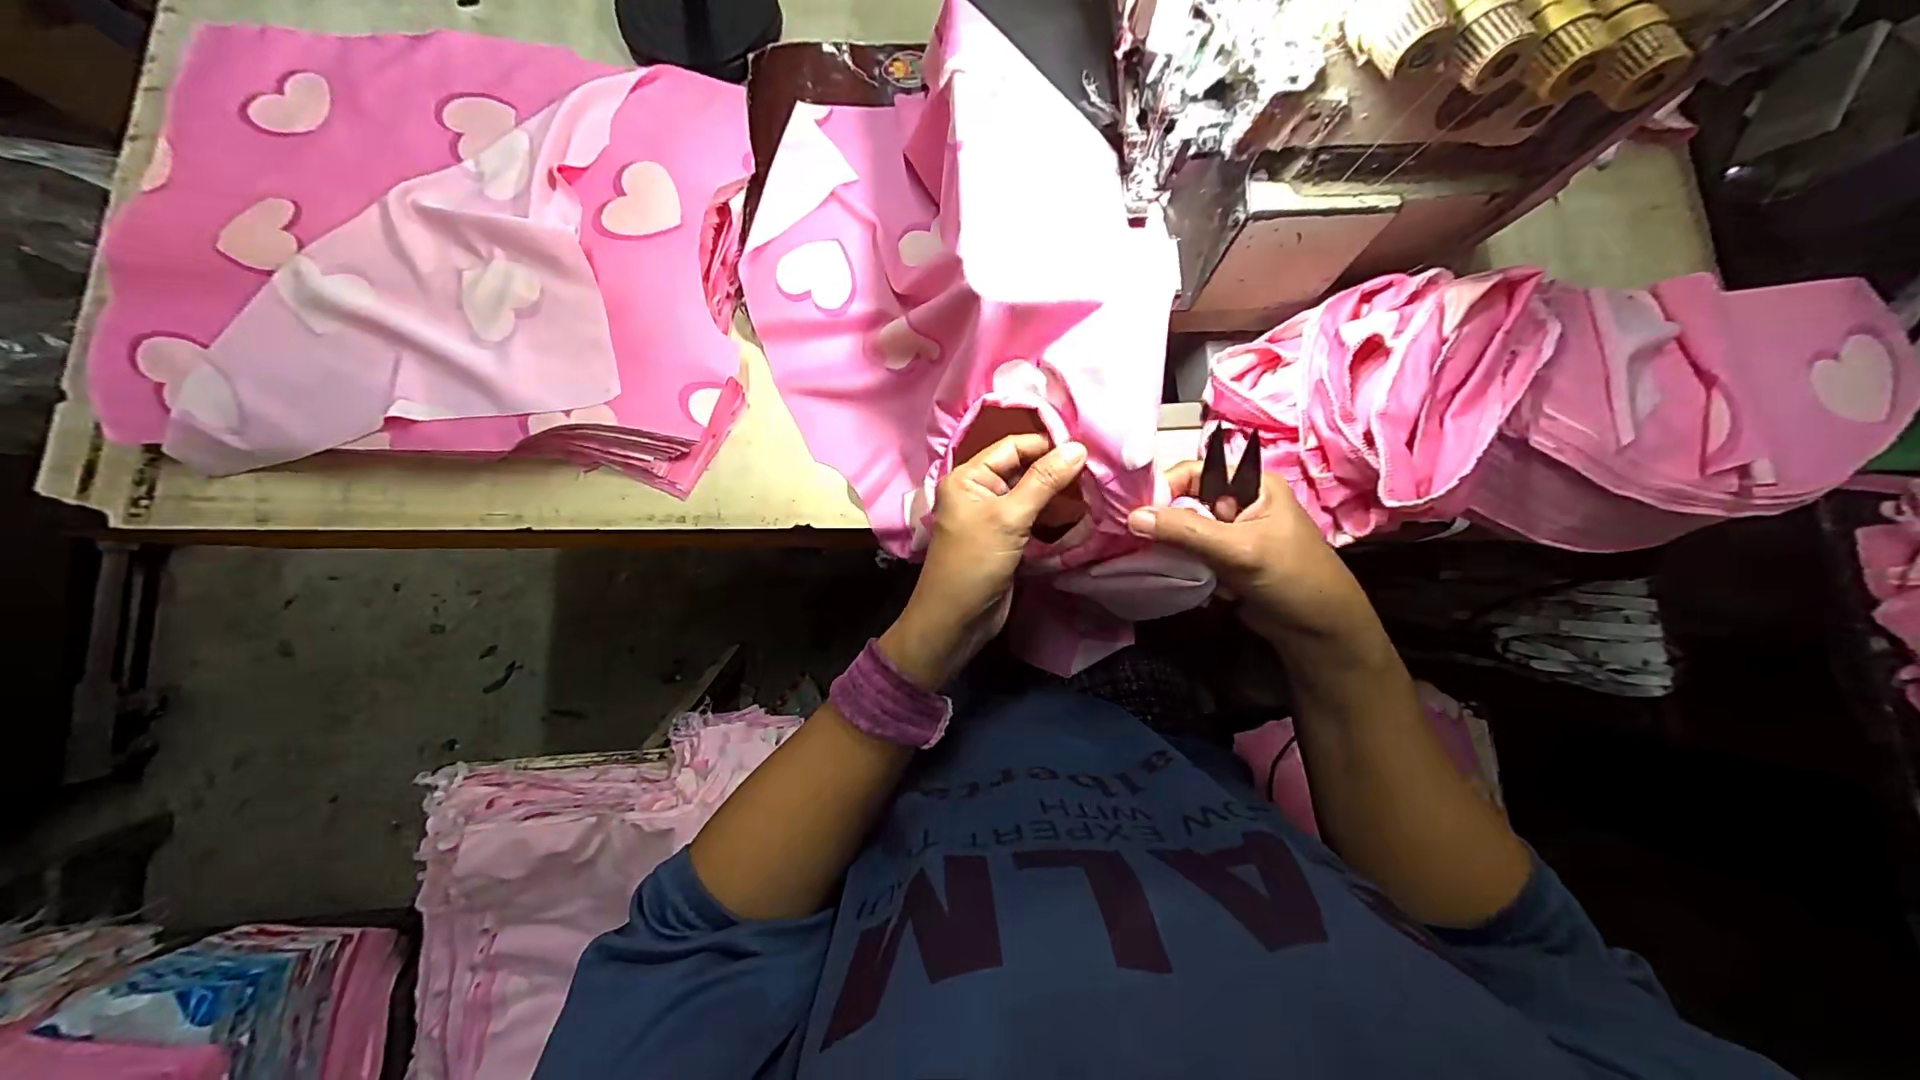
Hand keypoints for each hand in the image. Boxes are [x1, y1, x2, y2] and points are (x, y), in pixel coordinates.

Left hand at [878, 434, 1087, 688]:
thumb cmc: (974, 564)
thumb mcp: (1009, 518)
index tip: (1087, 448)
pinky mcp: (1007, 539)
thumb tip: (1078, 448)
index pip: (1013, 446)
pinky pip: (1034, 518)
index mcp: (968, 477)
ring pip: (1033, 494)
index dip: (1048, 444)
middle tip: (1098, 471)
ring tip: (1096, 491)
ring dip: (1060, 494)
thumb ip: (1044, 482)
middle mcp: (979, 491)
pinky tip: (1082, 514)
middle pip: (1024, 468)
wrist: (955, 621)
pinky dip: (1055, 516)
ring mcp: (994, 516)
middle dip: (1058, 470)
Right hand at [1127, 461, 1373, 644]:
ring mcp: (1230, 532)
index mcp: (1251, 483)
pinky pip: (1190, 554)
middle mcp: (1239, 501)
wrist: (1318, 632)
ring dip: (1171, 546)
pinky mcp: (1223, 559)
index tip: (1135, 511)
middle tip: (1138, 539)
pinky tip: (1177, 575)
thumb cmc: (1290, 578)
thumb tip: (1132, 516)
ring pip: (1184, 530)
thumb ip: (1185, 531)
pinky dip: (1181, 564)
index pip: (1193, 471)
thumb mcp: (1238, 549)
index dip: (1163, 486)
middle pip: (1184, 500)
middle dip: (1163, 520)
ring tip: (1155, 560)